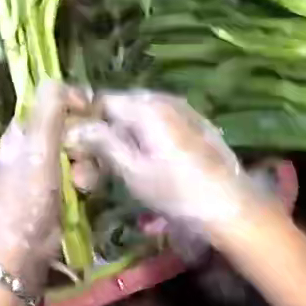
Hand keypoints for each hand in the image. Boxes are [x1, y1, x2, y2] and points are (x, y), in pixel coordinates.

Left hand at [0, 81, 79, 287]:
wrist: (22, 252)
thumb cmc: (26, 198)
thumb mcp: (38, 149)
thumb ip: (50, 112)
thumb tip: (62, 81)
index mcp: (21, 131)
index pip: (51, 101)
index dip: (73, 102)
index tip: (91, 111)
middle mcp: (33, 145)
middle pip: (71, 125)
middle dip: (84, 139)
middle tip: (84, 156)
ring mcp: (47, 169)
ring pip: (80, 150)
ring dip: (88, 163)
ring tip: (83, 183)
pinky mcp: (61, 190)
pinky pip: (83, 172)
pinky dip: (87, 180)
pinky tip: (86, 192)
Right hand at [65, 91, 279, 243]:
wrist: (232, 206)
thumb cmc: (178, 191)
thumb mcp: (133, 171)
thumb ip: (103, 143)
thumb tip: (73, 127)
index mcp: (147, 107)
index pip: (102, 101)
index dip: (86, 121)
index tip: (77, 148)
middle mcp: (165, 99)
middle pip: (122, 106)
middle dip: (106, 129)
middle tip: (96, 163)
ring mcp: (184, 109)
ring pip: (141, 114)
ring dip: (126, 134)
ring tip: (120, 166)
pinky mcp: (196, 123)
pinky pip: (160, 121)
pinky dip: (147, 135)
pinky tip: (148, 162)